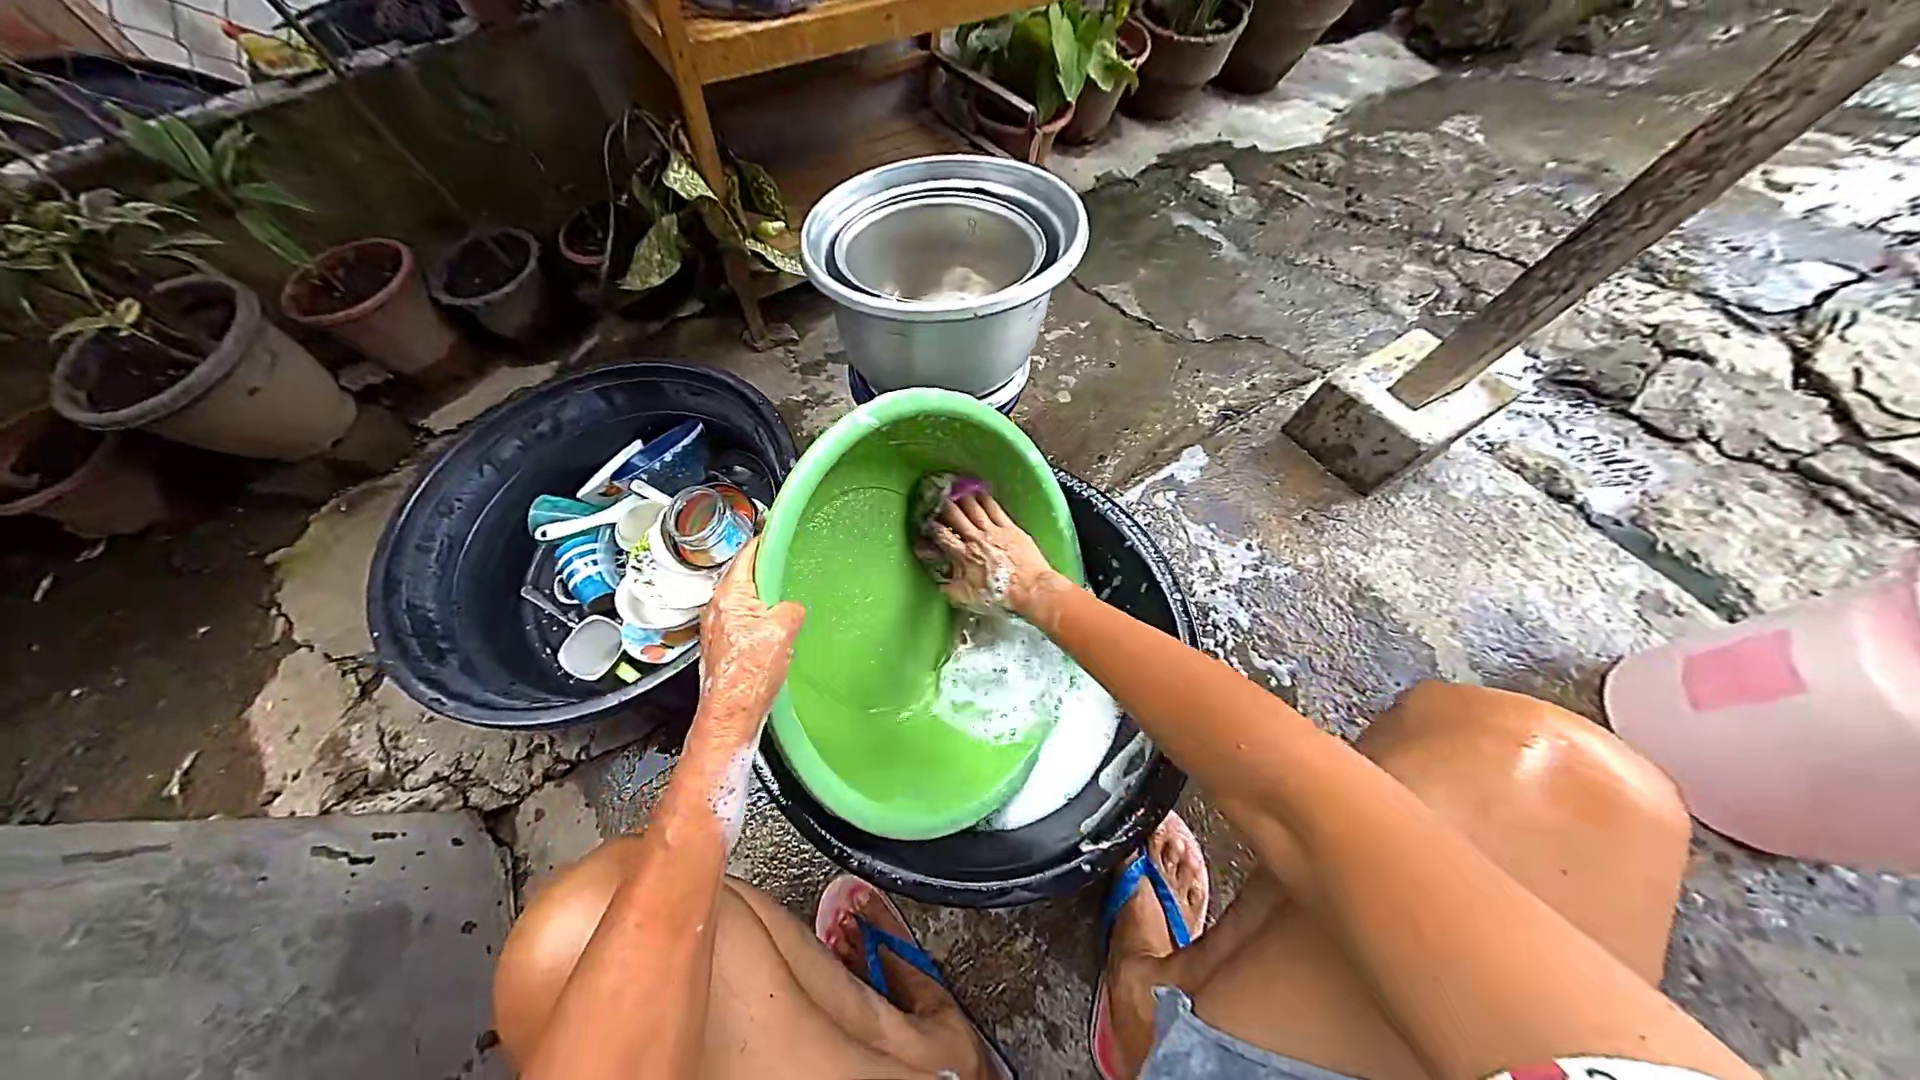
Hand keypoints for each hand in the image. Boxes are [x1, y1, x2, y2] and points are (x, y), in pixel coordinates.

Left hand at [695, 537, 805, 748]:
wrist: (732, 715)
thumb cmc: (747, 679)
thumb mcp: (784, 630)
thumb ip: (791, 607)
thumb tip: (793, 607)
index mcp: (728, 597)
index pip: (746, 554)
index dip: (764, 541)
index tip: (777, 532)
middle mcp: (717, 609)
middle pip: (745, 576)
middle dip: (767, 571)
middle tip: (789, 567)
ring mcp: (719, 628)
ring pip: (746, 599)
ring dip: (765, 597)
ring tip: (786, 602)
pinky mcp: (725, 645)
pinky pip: (746, 619)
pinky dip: (762, 618)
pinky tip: (778, 631)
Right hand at [927, 493, 1066, 615]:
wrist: (1031, 589)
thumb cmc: (999, 596)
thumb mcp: (966, 597)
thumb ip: (948, 586)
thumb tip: (937, 577)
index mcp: (963, 555)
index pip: (942, 535)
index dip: (931, 526)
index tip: (926, 521)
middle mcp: (976, 538)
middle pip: (955, 515)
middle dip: (944, 505)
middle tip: (937, 497)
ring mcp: (994, 530)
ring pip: (973, 507)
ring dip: (962, 497)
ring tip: (955, 490)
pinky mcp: (1010, 527)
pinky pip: (994, 507)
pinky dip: (984, 498)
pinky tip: (979, 492)